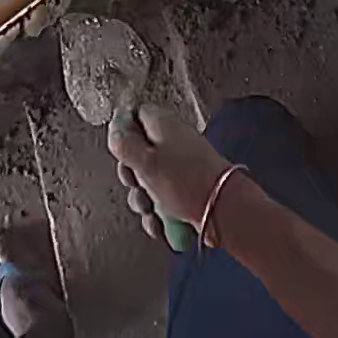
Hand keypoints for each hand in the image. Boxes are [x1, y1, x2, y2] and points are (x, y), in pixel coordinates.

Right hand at [107, 104, 230, 241]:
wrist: (223, 209)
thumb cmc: (185, 181)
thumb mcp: (146, 161)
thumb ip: (124, 145)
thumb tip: (114, 130)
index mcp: (163, 125)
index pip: (136, 115)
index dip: (123, 132)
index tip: (120, 151)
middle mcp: (172, 142)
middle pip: (138, 153)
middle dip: (131, 175)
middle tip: (137, 183)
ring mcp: (180, 167)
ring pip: (148, 181)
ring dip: (143, 199)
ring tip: (151, 208)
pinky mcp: (186, 189)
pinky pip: (162, 199)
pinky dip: (158, 213)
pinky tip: (160, 222)